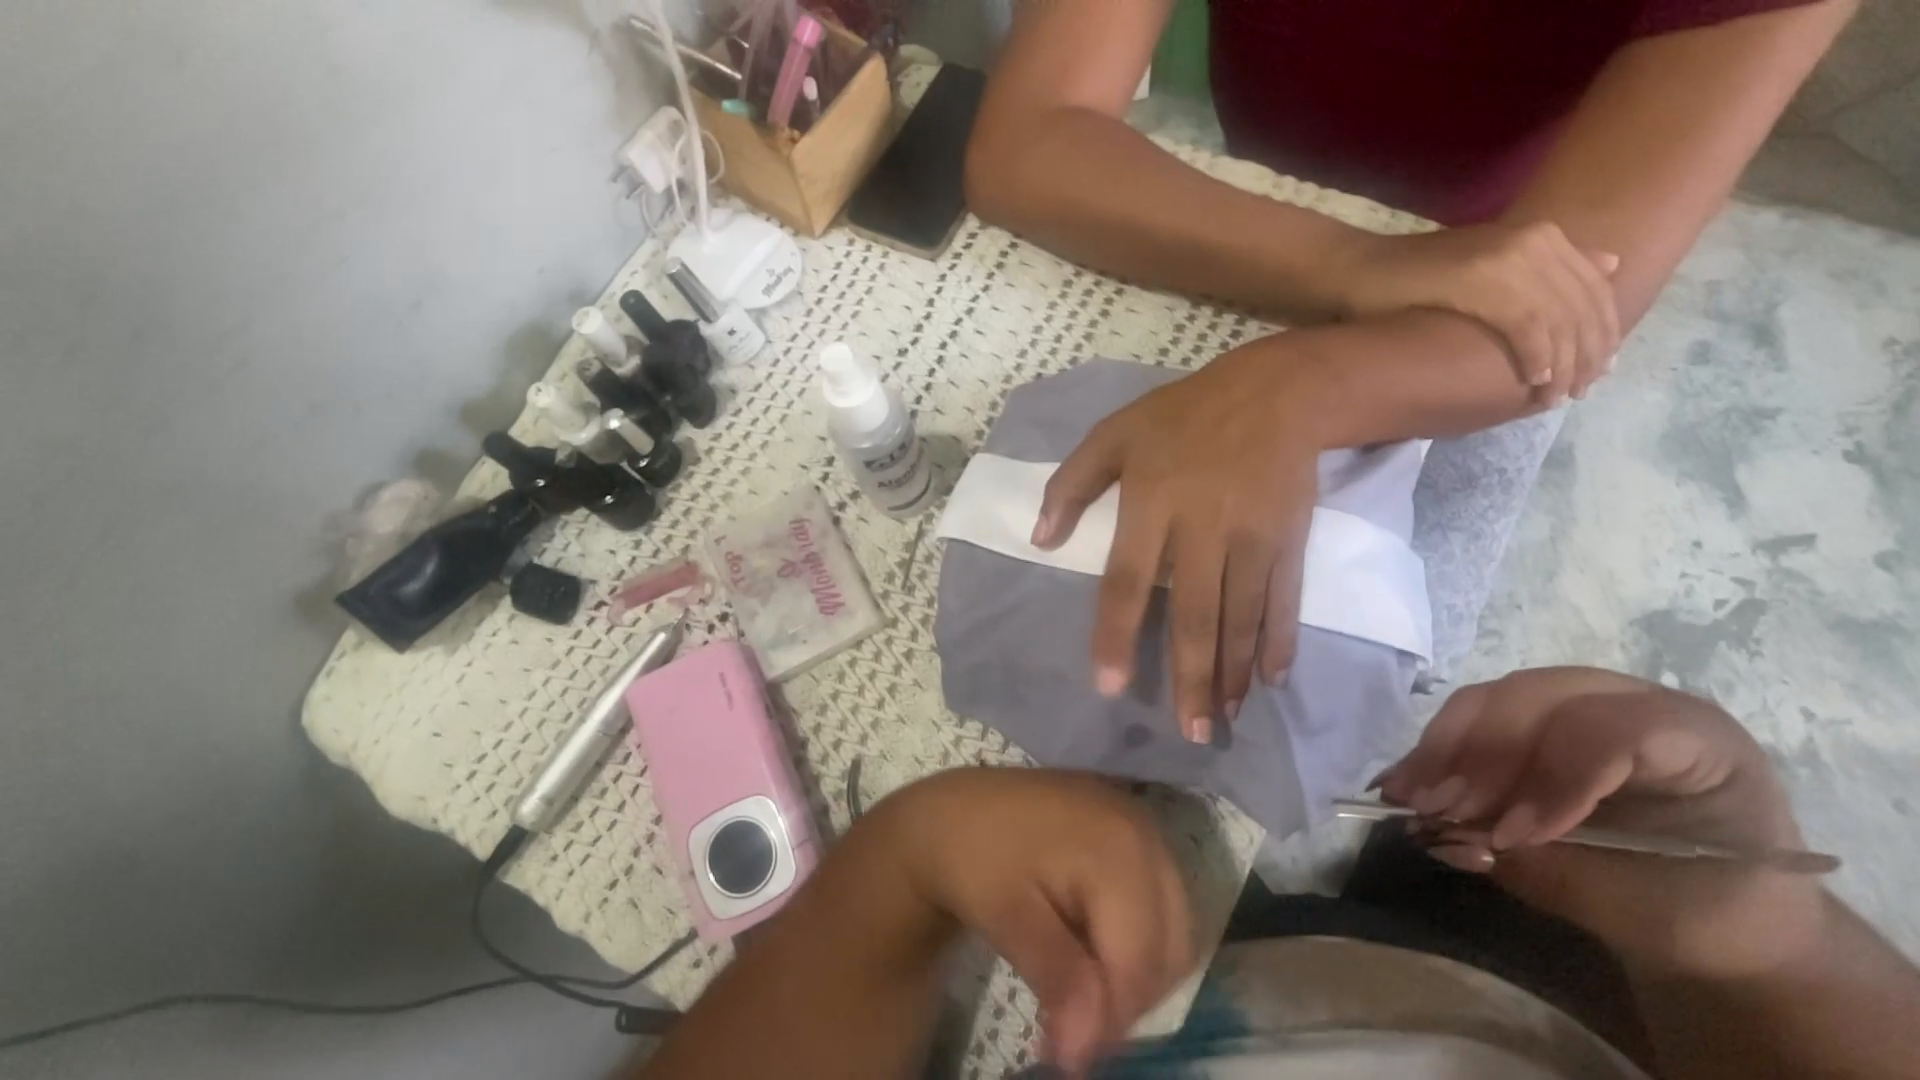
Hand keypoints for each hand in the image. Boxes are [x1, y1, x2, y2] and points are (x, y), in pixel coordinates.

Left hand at [880, 769, 1196, 1073]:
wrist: (953, 807)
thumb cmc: (974, 857)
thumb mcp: (1007, 916)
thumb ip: (1056, 978)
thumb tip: (1083, 1057)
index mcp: (1119, 850)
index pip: (1139, 960)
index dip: (1110, 1018)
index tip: (1068, 1056)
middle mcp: (1147, 834)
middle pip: (1170, 948)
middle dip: (1129, 998)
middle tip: (1074, 1027)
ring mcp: (1145, 829)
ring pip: (1173, 931)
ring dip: (1138, 973)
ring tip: (1080, 992)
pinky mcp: (1137, 833)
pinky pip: (1163, 904)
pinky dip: (1138, 940)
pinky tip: (1090, 950)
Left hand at [1032, 344, 1320, 742]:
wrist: (1275, 393)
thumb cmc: (1181, 416)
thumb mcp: (1113, 433)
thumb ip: (1071, 484)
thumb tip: (1039, 540)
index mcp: (1151, 504)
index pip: (1127, 582)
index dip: (1116, 636)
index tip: (1109, 686)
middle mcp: (1202, 530)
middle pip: (1193, 615)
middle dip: (1190, 677)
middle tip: (1189, 733)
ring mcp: (1251, 538)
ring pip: (1239, 618)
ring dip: (1231, 673)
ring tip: (1223, 718)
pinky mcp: (1289, 541)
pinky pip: (1283, 600)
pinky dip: (1277, 641)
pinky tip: (1270, 679)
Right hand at [1333, 222, 1620, 402]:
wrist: (1355, 270)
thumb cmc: (1411, 277)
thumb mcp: (1485, 265)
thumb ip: (1542, 268)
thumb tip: (1612, 262)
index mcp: (1539, 235)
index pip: (1592, 287)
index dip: (1602, 331)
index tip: (1599, 369)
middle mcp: (1534, 241)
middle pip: (1583, 305)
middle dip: (1589, 354)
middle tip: (1581, 392)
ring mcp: (1510, 258)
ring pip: (1561, 319)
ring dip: (1566, 363)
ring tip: (1558, 396)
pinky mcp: (1483, 281)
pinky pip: (1528, 326)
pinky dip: (1537, 356)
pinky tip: (1535, 380)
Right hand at [1378, 667, 1825, 979]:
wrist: (1715, 922)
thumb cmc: (1702, 918)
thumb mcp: (1635, 906)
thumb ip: (1545, 868)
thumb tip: (1450, 839)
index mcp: (1699, 743)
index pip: (1614, 731)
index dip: (1556, 777)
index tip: (1512, 837)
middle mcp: (1633, 703)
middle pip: (1536, 699)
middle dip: (1479, 753)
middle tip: (1435, 808)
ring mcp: (1578, 706)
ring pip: (1493, 702)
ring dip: (1444, 750)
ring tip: (1408, 799)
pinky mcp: (1535, 723)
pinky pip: (1473, 721)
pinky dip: (1435, 754)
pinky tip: (1402, 785)